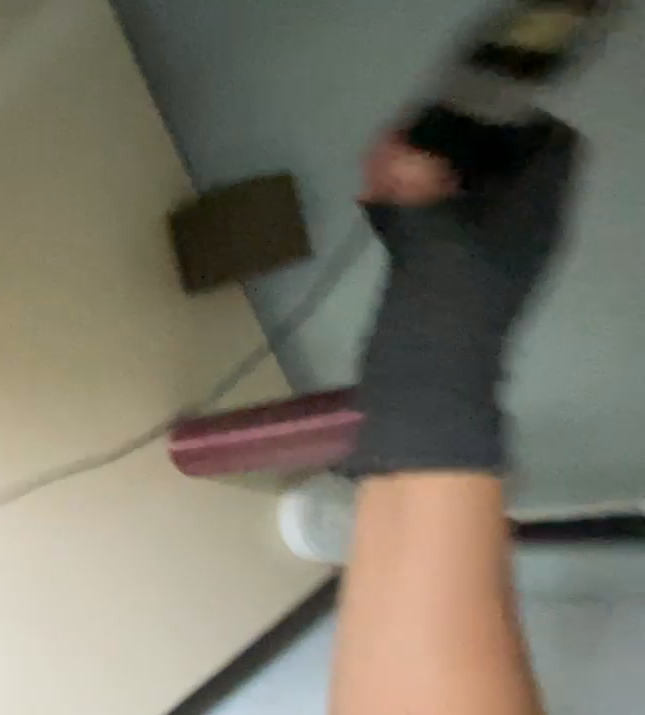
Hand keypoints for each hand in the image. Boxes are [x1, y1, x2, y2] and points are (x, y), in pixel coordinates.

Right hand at [345, 118, 581, 476]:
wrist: (423, 390)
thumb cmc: (439, 319)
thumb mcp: (431, 249)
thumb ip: (415, 196)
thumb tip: (393, 147)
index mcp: (534, 216)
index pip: (547, 146)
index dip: (511, 122)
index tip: (458, 115)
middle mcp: (516, 230)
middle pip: (502, 169)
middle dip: (458, 149)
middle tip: (410, 140)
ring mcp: (477, 258)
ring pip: (462, 199)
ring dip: (427, 179)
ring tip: (384, 166)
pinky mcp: (441, 279)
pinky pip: (433, 229)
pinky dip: (408, 212)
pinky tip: (375, 206)